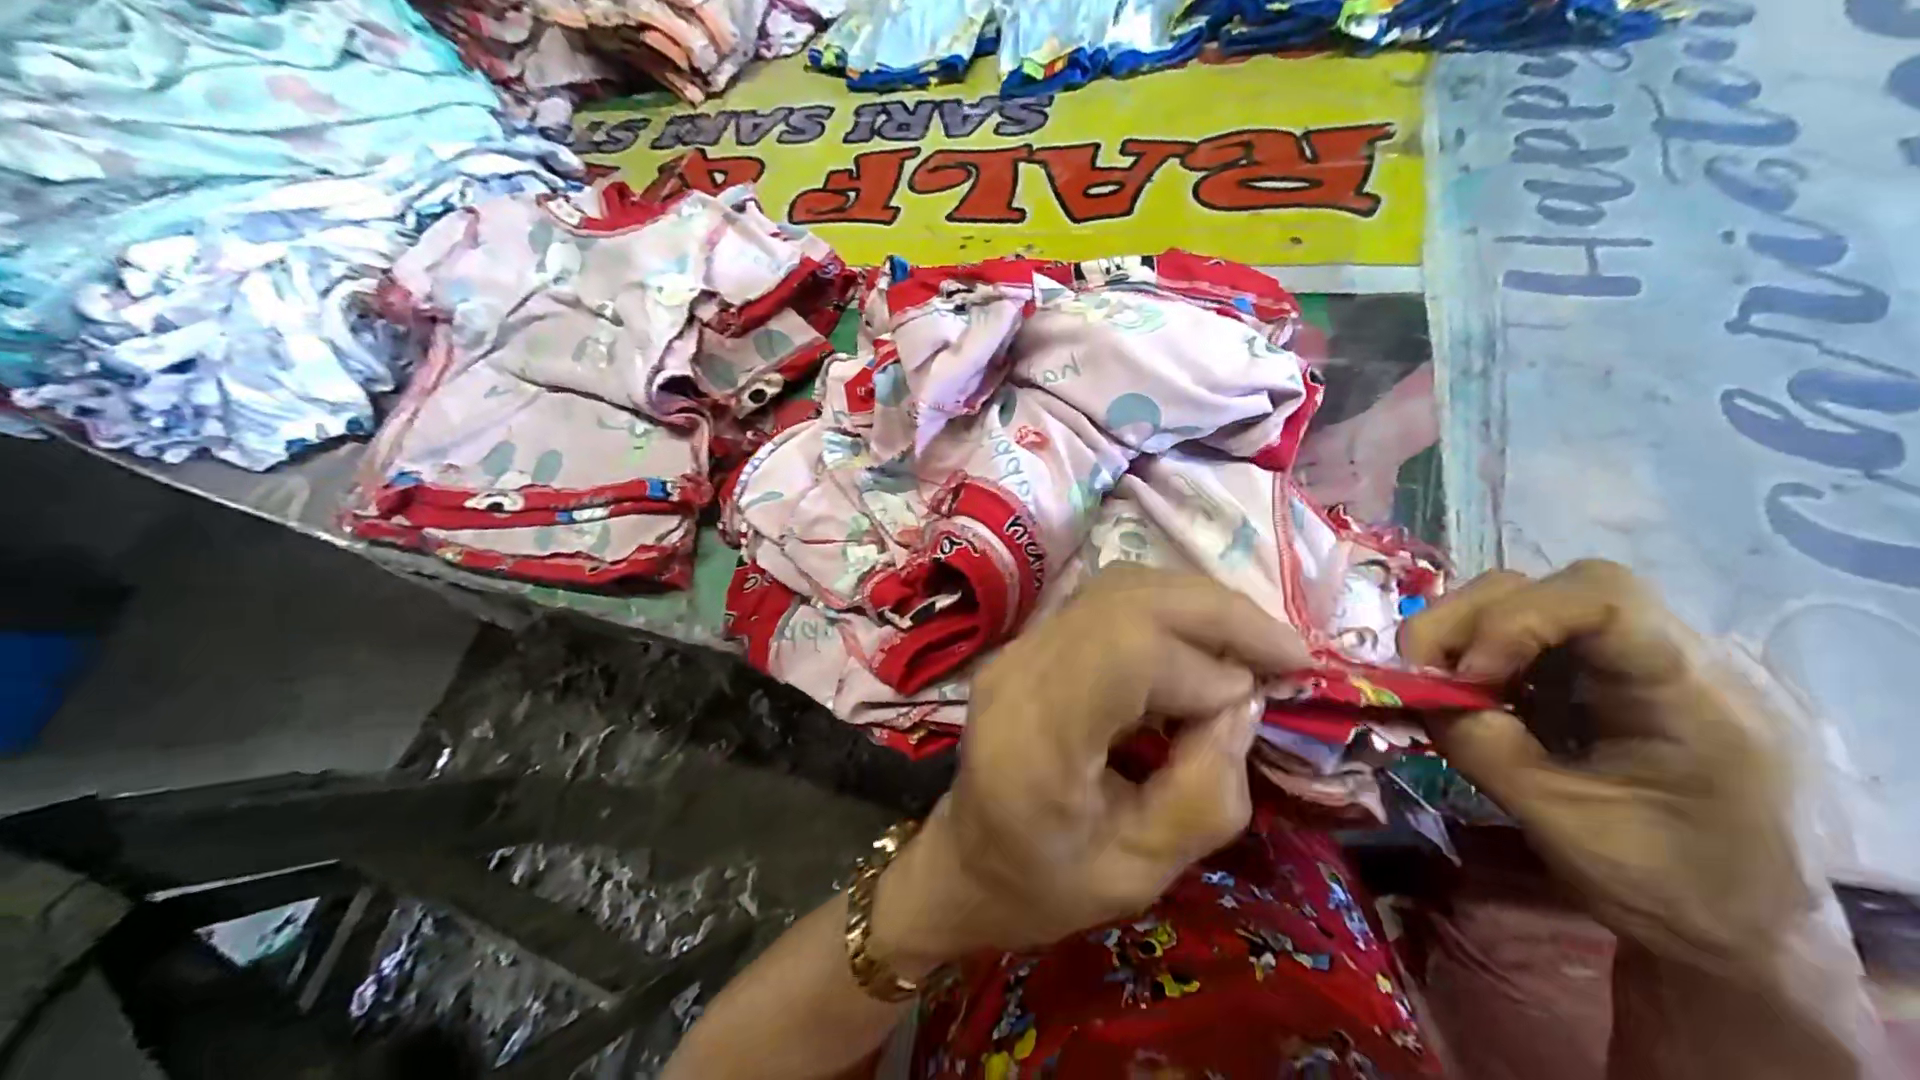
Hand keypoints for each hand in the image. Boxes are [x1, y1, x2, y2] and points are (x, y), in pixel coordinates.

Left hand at [869, 567, 1309, 971]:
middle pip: (1126, 599)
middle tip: (1287, 653)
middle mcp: (1020, 672)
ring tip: (1254, 647)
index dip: (1202, 665)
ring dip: (1199, 606)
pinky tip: (1204, 645)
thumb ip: (1202, 795)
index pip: (1124, 651)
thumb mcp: (1140, 873)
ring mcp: (1019, 648)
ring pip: (1120, 587)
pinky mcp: (1031, 642)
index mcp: (1037, 740)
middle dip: (1220, 614)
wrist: (966, 863)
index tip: (1253, 703)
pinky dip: (1170, 611)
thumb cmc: (1046, 883)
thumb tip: (1242, 702)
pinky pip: (1108, 602)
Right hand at [1400, 560, 1810, 971]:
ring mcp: (1635, 660)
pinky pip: (1528, 633)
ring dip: (1465, 633)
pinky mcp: (1604, 674)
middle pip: (1550, 586)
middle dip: (1468, 620)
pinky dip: (1479, 652)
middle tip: (1424, 674)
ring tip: (1441, 685)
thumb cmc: (1671, 887)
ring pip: (1530, 598)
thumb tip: (1418, 693)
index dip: (1512, 619)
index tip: (1467, 677)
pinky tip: (1470, 693)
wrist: (1740, 931)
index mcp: (1691, 692)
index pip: (1600, 597)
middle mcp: (1670, 655)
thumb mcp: (1560, 823)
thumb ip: (1482, 747)